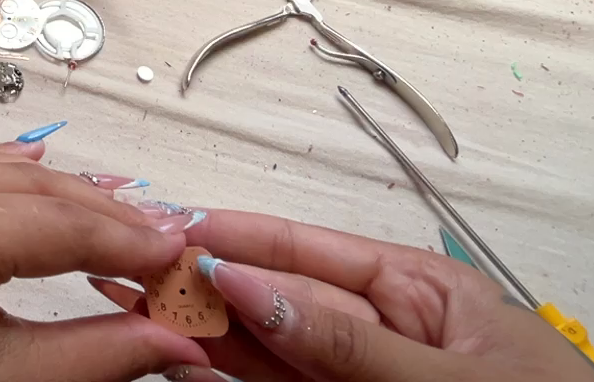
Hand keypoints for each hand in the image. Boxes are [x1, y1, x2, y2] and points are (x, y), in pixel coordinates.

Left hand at [0, 141, 213, 381]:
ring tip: (112, 208)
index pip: (56, 223)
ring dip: (50, 189)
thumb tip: (174, 337)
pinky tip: (32, 168)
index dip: (125, 238)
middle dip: (96, 210)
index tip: (175, 250)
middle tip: (155, 235)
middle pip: (26, 186)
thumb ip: (98, 353)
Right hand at [172, 209, 593, 380]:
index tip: (177, 227)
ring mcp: (357, 377)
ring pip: (266, 346)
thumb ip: (345, 338)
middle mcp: (379, 329)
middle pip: (276, 297)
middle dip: (209, 285)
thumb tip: (244, 282)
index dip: (239, 234)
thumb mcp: (453, 381)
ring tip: (143, 309)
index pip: (308, 248)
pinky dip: (226, 376)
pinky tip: (185, 361)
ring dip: (204, 329)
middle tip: (140, 274)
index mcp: (419, 291)